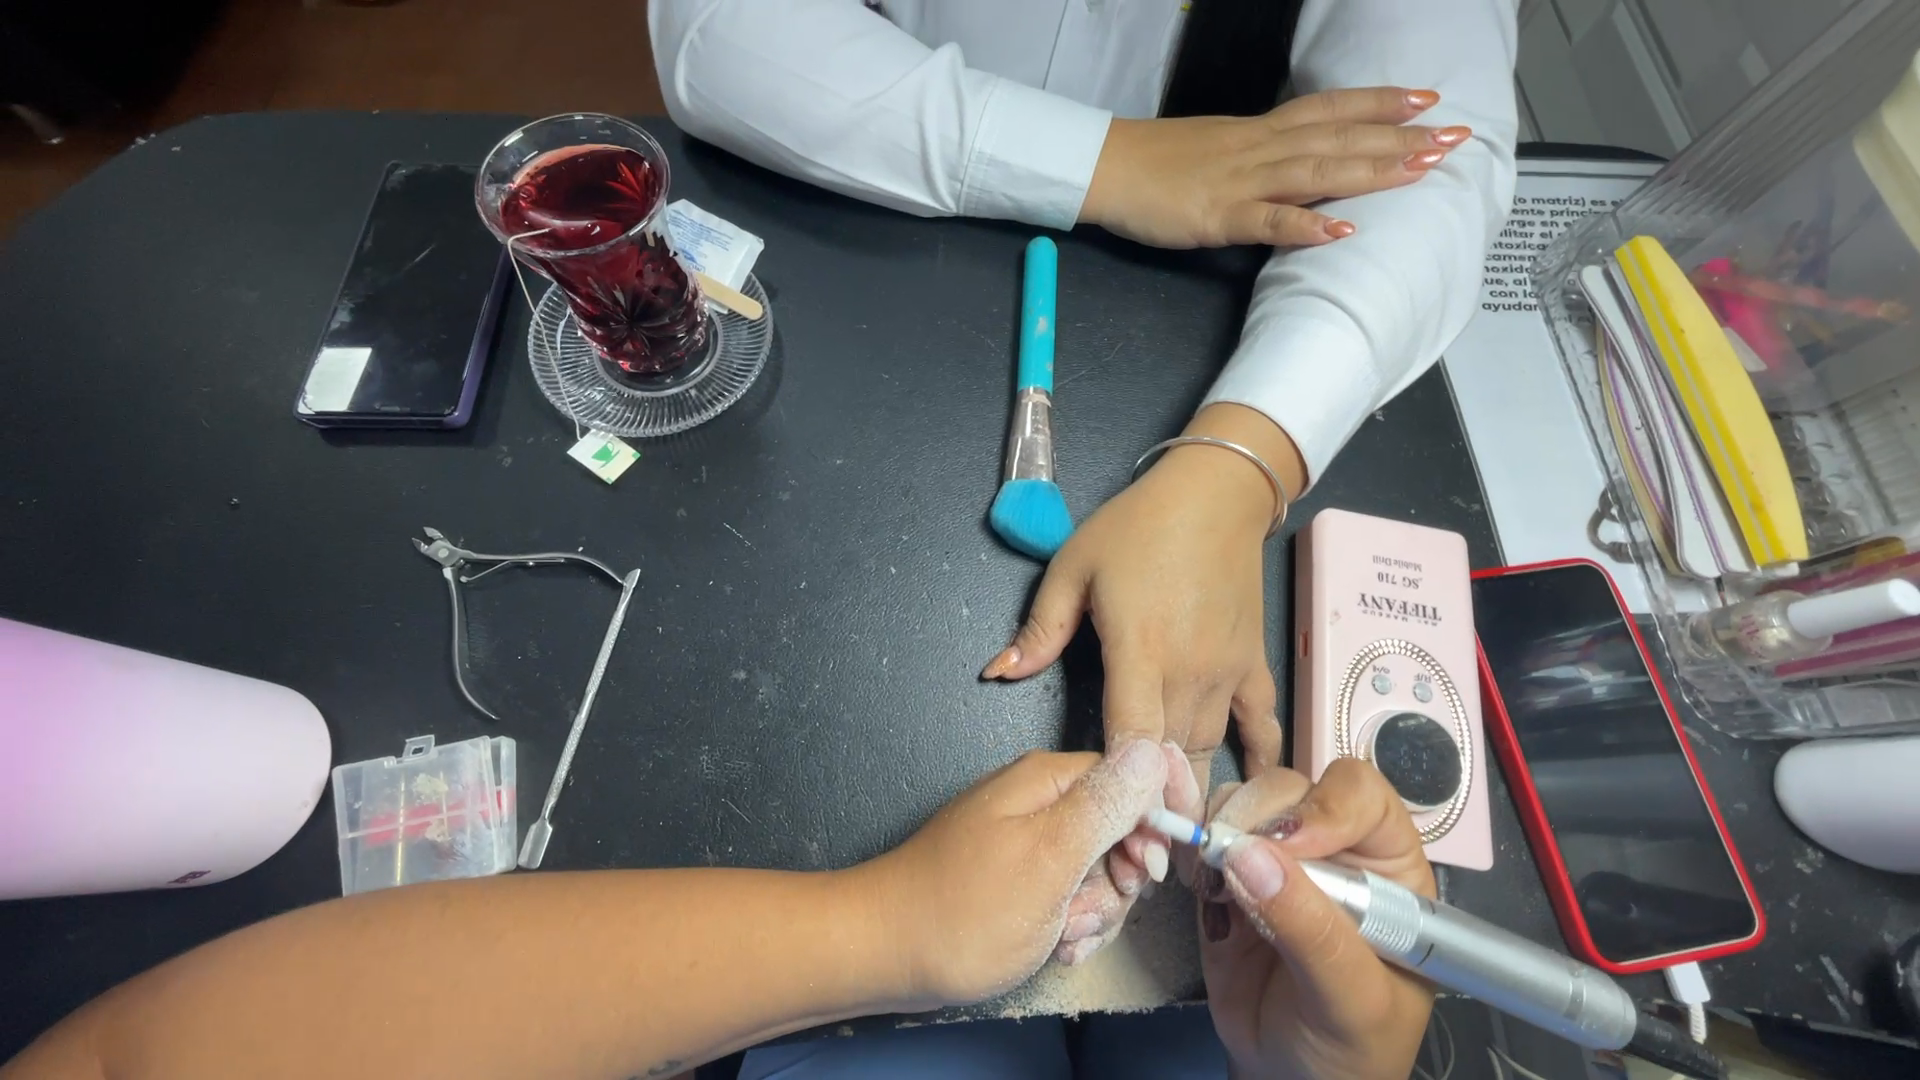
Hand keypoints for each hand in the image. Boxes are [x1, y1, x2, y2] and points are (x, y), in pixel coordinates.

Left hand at [858, 739, 1178, 1006]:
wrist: (887, 951)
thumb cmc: (968, 909)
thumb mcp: (1048, 858)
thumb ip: (1104, 804)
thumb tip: (1152, 747)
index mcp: (1049, 780)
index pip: (1133, 775)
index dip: (1156, 822)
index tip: (1156, 872)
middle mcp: (1040, 798)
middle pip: (1118, 828)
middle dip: (1117, 881)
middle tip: (1085, 913)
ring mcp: (1027, 835)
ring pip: (1097, 868)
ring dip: (1093, 910)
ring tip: (1060, 935)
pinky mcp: (1018, 871)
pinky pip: (1068, 890)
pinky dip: (1070, 921)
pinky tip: (1054, 945)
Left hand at [982, 403, 1298, 957]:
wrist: (1214, 496)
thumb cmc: (1135, 530)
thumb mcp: (1073, 569)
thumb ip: (1039, 630)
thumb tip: (997, 672)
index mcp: (1140, 652)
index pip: (1132, 739)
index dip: (1126, 793)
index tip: (1116, 837)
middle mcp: (1189, 673)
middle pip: (1172, 757)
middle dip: (1156, 808)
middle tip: (1137, 859)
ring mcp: (1228, 672)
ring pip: (1210, 748)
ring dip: (1193, 791)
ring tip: (1176, 839)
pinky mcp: (1255, 663)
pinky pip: (1259, 723)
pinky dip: (1253, 760)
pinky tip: (1245, 796)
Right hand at [1080, 87, 1469, 248]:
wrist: (1108, 168)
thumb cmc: (1153, 164)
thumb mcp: (1211, 151)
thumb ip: (1250, 160)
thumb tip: (1279, 171)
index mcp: (1256, 133)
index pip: (1328, 110)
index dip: (1378, 103)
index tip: (1425, 99)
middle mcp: (1258, 149)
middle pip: (1338, 138)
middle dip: (1399, 138)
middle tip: (1454, 137)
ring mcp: (1240, 182)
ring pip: (1316, 170)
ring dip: (1371, 170)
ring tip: (1422, 170)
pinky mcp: (1217, 215)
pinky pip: (1268, 219)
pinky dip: (1306, 224)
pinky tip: (1341, 229)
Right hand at [1199, 760, 1435, 1079]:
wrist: (1285, 1079)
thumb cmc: (1347, 1049)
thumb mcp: (1348, 1000)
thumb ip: (1308, 928)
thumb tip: (1247, 854)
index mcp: (1386, 869)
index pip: (1362, 798)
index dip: (1325, 806)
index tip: (1289, 845)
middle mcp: (1332, 847)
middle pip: (1291, 788)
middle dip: (1255, 816)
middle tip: (1225, 861)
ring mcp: (1275, 854)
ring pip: (1242, 798)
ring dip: (1216, 827)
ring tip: (1210, 885)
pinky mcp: (1228, 865)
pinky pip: (1203, 825)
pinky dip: (1190, 842)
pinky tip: (1195, 882)